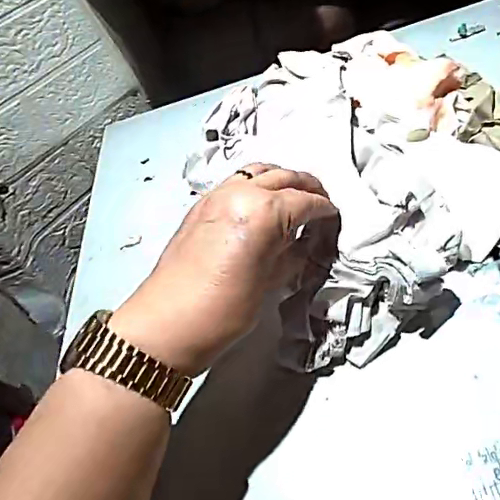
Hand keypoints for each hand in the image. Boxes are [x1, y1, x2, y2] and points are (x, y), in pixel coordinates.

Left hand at [110, 165, 337, 374]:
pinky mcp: (202, 205)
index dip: (325, 211)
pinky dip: (258, 185)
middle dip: (309, 189)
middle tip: (321, 205)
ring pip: (260, 172)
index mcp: (263, 211)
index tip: (333, 219)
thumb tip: (304, 241)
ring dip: (282, 180)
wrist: (166, 328)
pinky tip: (264, 206)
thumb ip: (292, 252)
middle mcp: (240, 194)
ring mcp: (217, 196)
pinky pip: (238, 182)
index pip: (307, 201)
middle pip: (286, 177)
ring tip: (295, 199)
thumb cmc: (221, 312)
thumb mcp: (271, 281)